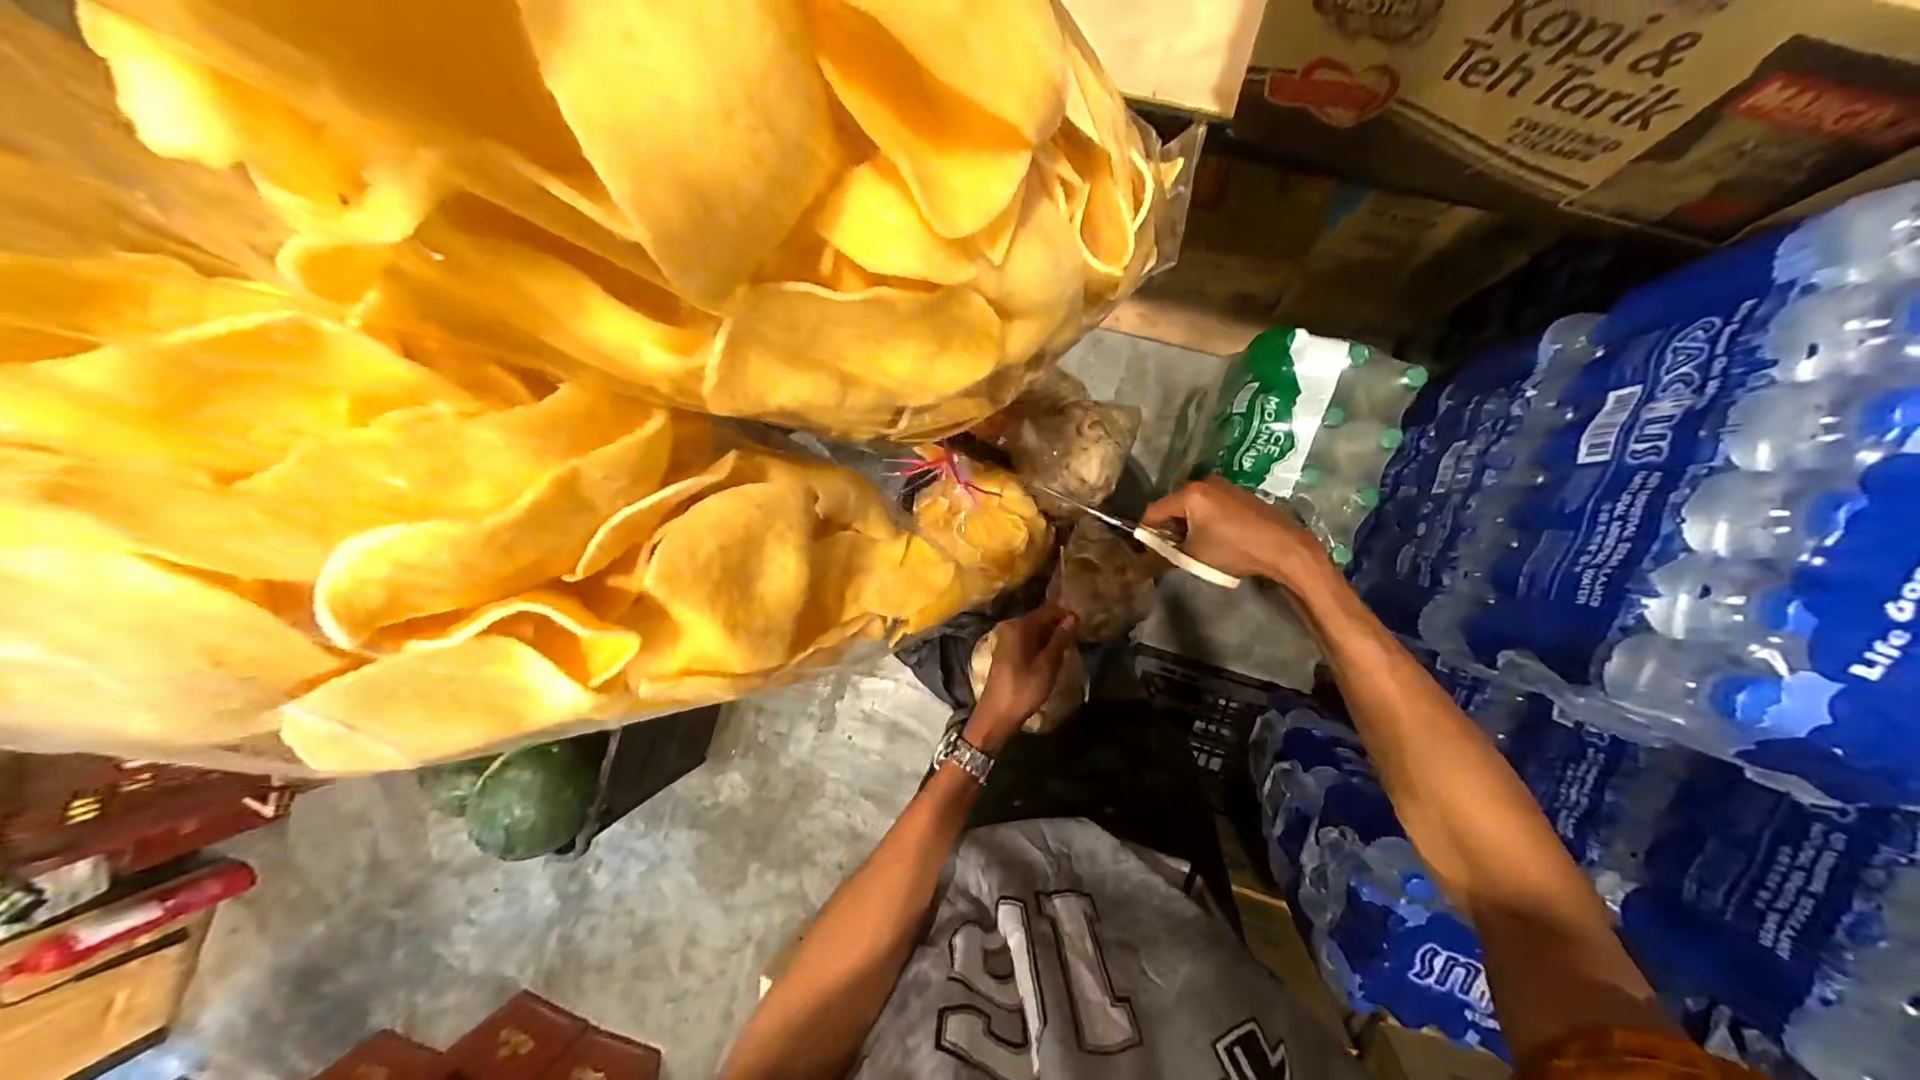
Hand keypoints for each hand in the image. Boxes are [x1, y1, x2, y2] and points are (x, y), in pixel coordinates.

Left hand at [967, 605, 1078, 752]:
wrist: (997, 714)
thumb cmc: (1024, 689)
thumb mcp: (1048, 664)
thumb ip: (1060, 639)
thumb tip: (1073, 617)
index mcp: (1019, 626)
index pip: (1047, 610)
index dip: (1066, 616)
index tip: (1082, 627)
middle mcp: (1010, 627)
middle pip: (1040, 619)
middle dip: (1058, 627)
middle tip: (1077, 640)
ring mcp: (1006, 640)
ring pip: (1034, 631)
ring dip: (1050, 638)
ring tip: (1067, 650)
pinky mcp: (1006, 652)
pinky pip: (1027, 641)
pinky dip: (1040, 646)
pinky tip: (1050, 659)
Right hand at [1142, 476, 1337, 594]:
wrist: (1284, 548)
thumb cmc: (1234, 550)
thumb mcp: (1192, 556)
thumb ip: (1164, 553)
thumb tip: (1148, 556)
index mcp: (1189, 493)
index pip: (1153, 511)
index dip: (1146, 533)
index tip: (1146, 552)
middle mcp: (1205, 482)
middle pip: (1172, 506)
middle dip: (1168, 528)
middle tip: (1170, 551)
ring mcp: (1224, 486)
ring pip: (1192, 506)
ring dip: (1187, 525)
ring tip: (1193, 548)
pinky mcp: (1239, 494)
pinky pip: (1210, 506)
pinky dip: (1205, 520)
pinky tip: (1214, 539)